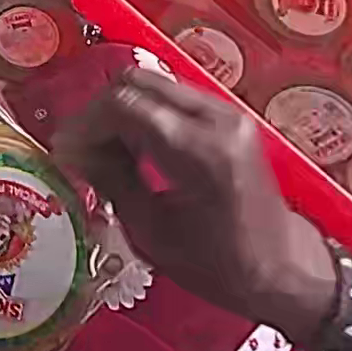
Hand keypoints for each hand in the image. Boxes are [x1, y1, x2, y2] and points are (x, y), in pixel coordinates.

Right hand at [55, 69, 337, 343]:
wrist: (287, 269)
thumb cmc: (220, 266)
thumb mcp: (153, 233)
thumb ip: (111, 180)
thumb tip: (72, 150)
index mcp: (200, 150)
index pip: (125, 104)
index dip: (86, 123)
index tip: (64, 150)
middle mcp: (216, 117)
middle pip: (137, 81)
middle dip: (99, 111)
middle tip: (81, 147)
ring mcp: (225, 110)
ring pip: (152, 84)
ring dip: (120, 110)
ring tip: (103, 149)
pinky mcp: (227, 114)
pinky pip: (170, 96)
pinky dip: (142, 113)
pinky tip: (132, 146)